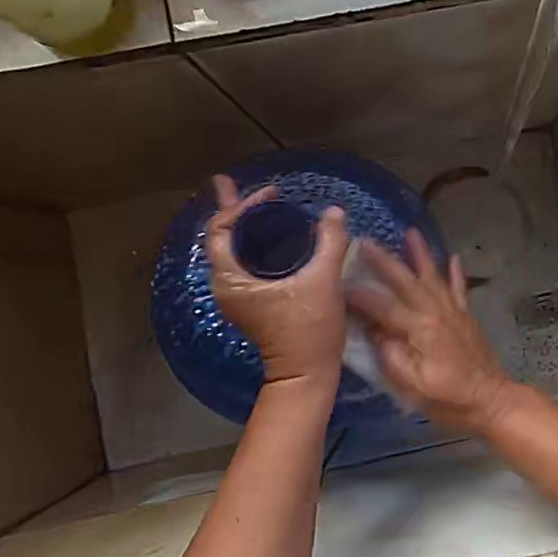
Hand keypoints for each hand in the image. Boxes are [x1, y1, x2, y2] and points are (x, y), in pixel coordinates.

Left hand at [203, 175, 347, 388]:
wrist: (308, 374)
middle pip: (222, 238)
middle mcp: (228, 286)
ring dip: (244, 226)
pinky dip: (255, 244)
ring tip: (253, 205)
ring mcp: (240, 296)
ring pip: (234, 251)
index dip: (242, 206)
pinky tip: (272, 237)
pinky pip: (247, 264)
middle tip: (229, 182)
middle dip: (231, 209)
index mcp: (232, 279)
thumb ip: (330, 242)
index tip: (272, 195)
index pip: (222, 230)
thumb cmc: (309, 329)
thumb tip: (334, 211)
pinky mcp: (255, 303)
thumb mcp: (323, 281)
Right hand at [347, 229, 529, 435]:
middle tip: (366, 241)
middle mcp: (437, 312)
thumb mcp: (413, 385)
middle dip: (385, 260)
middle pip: (407, 281)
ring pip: (433, 276)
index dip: (359, 295)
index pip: (383, 306)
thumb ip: (391, 355)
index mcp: (420, 329)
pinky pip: (459, 288)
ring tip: (411, 232)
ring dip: (421, 254)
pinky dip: (456, 272)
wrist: (490, 400)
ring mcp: (454, 312)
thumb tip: (374, 331)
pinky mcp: (466, 317)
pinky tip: (453, 257)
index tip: (337, 281)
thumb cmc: (449, 398)